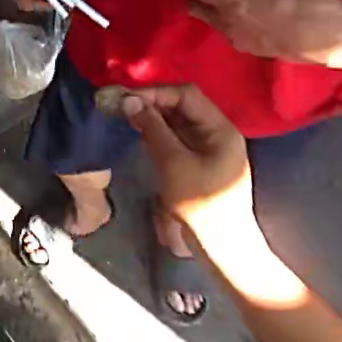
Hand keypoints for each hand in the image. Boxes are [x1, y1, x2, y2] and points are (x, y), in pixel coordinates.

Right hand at [118, 84, 254, 237]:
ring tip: (124, 116)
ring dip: (152, 117)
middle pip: (183, 106)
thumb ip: (153, 129)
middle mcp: (218, 133)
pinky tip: (139, 132)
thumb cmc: (200, 205)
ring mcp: (209, 148)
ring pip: (178, 122)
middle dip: (151, 103)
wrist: (222, 249)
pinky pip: (177, 138)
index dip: (155, 93)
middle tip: (119, 105)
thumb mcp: (173, 163)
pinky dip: (158, 132)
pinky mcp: (199, 163)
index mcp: (221, 129)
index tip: (125, 98)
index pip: (186, 95)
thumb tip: (130, 101)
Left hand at [167, 0, 341, 68]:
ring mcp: (236, 40)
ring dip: (207, 1)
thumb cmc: (313, 0)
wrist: (337, 39)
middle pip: (193, 4)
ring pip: (208, 17)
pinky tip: (241, 3)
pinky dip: (223, 13)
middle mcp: (227, 25)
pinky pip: (225, 27)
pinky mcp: (248, 48)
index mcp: (233, 4)